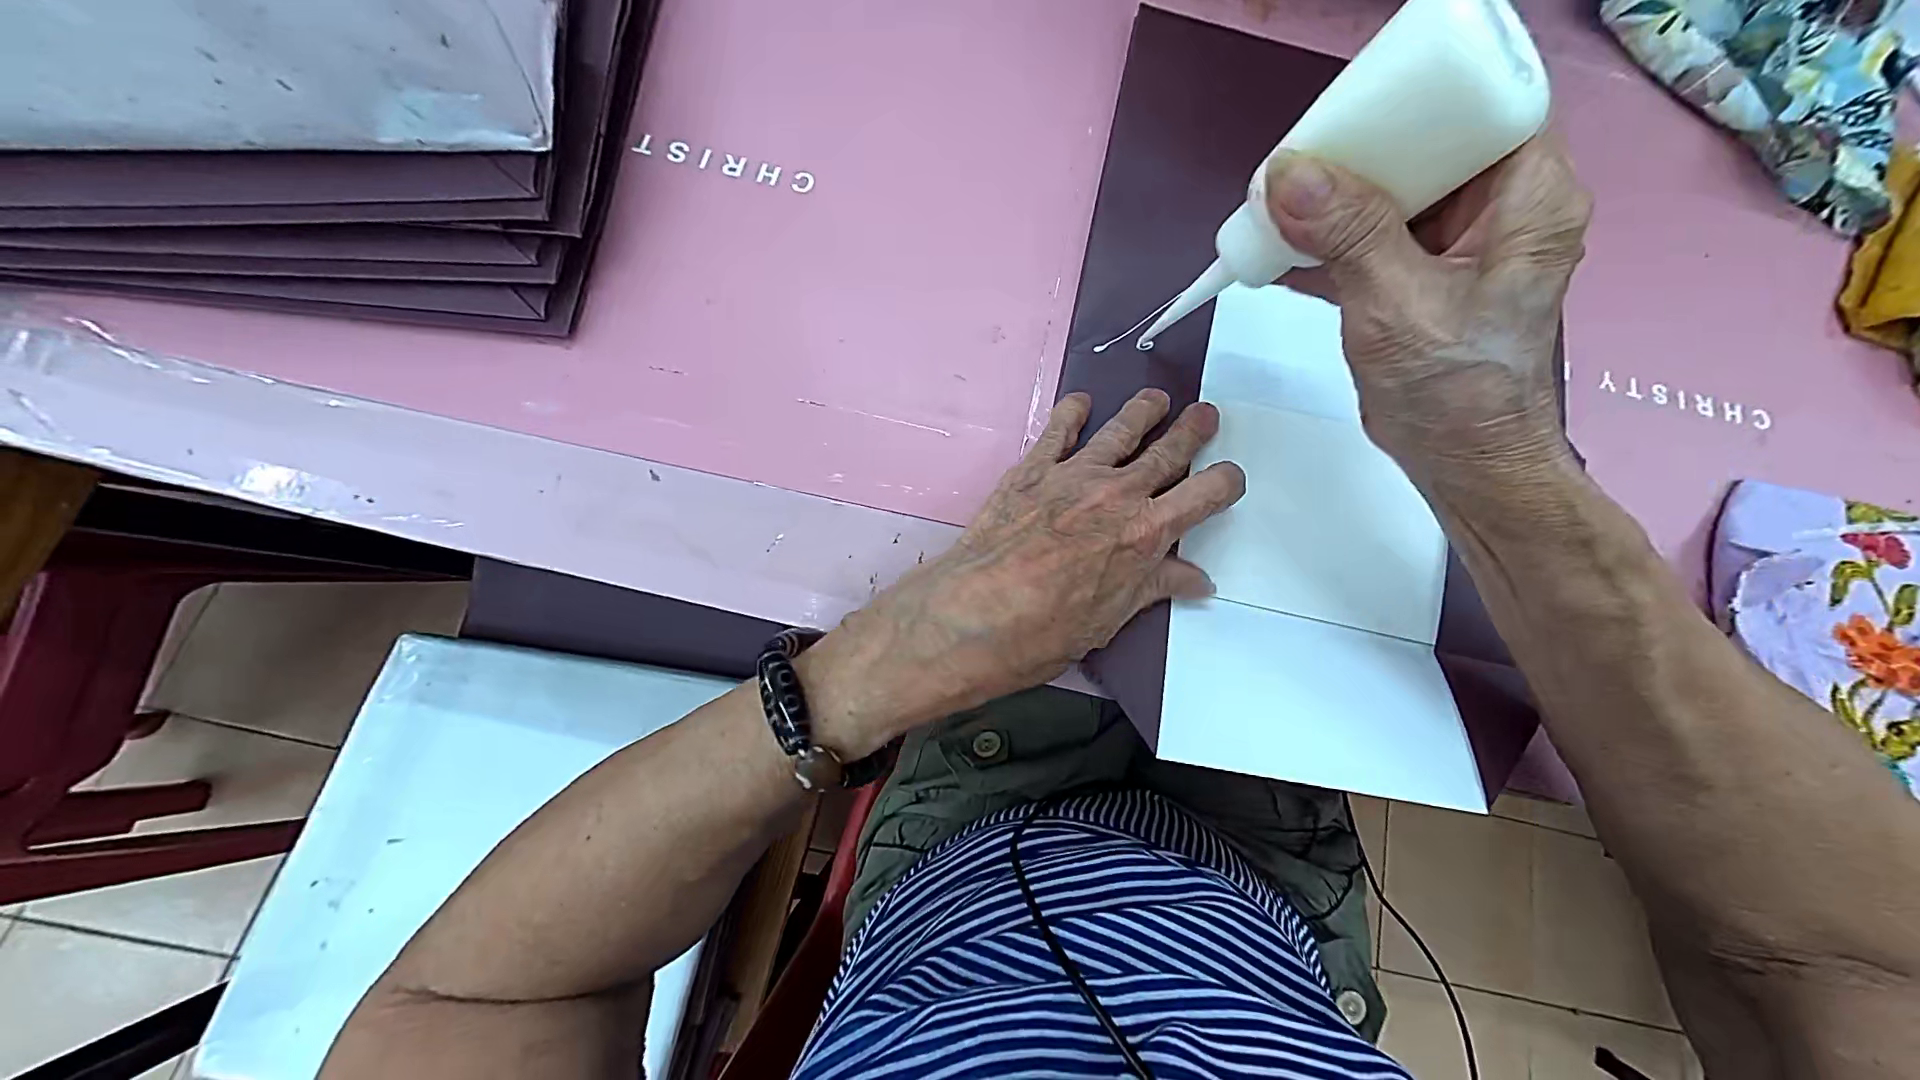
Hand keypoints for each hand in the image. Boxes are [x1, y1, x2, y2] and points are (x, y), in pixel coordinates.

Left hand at [801, 389, 1244, 757]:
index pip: (1207, 494)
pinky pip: (1060, 429)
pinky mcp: (1034, 469)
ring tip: (1157, 399)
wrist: (975, 612)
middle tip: (1206, 414)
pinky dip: (1074, 411)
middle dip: (1193, 430)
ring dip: (1144, 410)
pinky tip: (1081, 401)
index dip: (1225, 482)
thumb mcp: (1109, 618)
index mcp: (1147, 534)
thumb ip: (1153, 588)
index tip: (1229, 478)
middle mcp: (1119, 494)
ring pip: (1122, 428)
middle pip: (1169, 449)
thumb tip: (1195, 580)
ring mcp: (1075, 475)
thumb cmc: (1043, 630)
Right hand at [1260, 136, 1591, 489]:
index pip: (1477, 110)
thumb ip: (1348, 236)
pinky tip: (1278, 249)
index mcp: (1524, 198)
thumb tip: (1290, 175)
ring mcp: (1450, 249)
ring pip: (1386, 197)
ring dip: (1329, 202)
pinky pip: (1364, 243)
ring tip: (1273, 205)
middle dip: (1355, 155)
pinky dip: (1322, 245)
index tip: (1349, 110)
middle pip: (1423, 150)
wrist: (1458, 461)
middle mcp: (1494, 212)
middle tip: (1296, 160)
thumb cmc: (1456, 391)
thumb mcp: (1399, 305)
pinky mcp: (1412, 281)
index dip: (1414, 102)